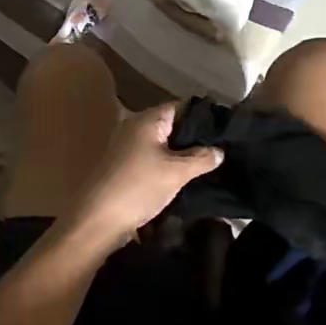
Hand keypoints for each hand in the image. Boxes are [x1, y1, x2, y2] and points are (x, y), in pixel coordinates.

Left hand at [69, 103, 223, 241]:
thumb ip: (201, 158)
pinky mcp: (124, 165)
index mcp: (146, 120)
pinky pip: (153, 158)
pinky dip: (169, 164)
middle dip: (194, 136)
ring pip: (162, 143)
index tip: (226, 128)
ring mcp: (127, 146)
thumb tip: (219, 150)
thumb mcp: (176, 172)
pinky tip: (187, 176)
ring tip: (211, 163)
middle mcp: (134, 127)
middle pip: (171, 125)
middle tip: (224, 148)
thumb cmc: (138, 187)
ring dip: (182, 153)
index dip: (203, 115)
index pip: (180, 107)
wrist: (99, 218)